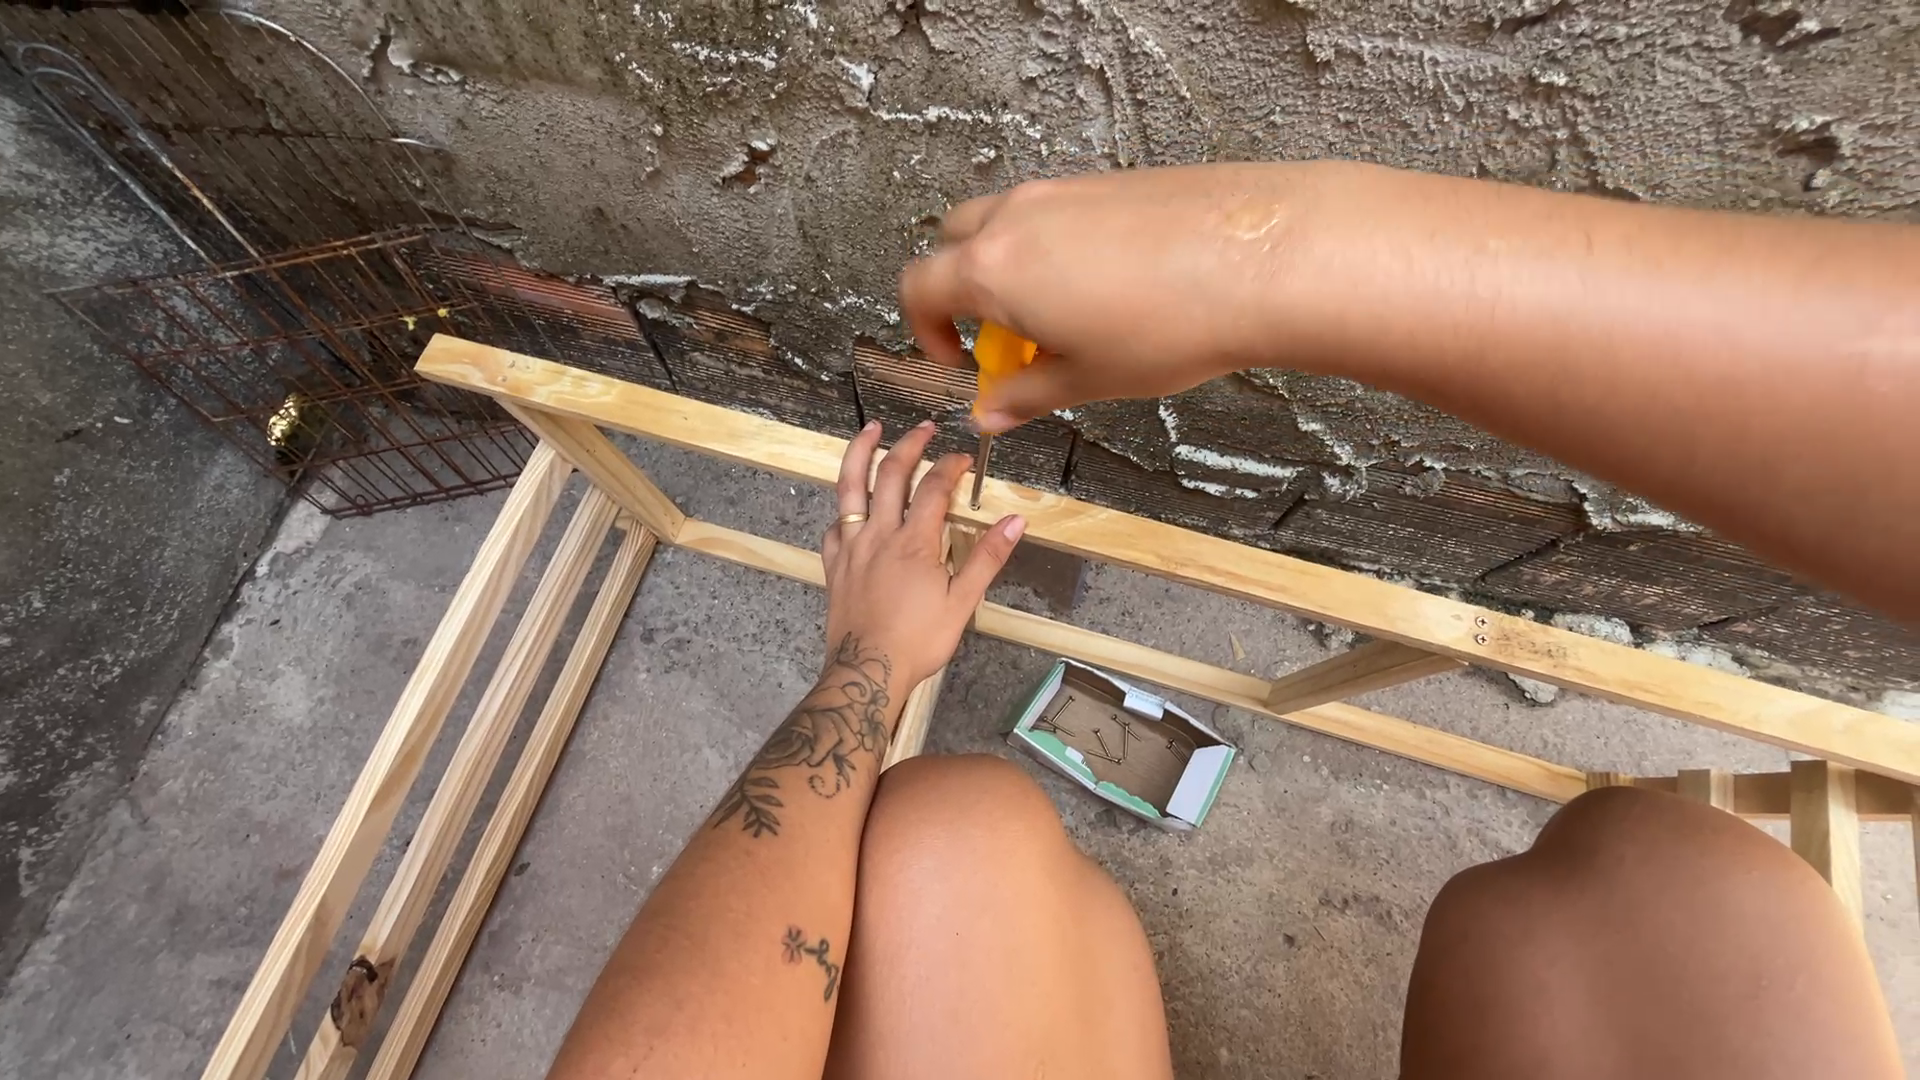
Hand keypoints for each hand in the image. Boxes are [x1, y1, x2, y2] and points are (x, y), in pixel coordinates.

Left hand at [821, 420, 1024, 689]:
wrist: (866, 671)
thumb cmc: (918, 640)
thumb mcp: (962, 603)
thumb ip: (986, 558)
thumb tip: (1014, 521)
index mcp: (914, 542)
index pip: (935, 487)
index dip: (951, 466)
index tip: (965, 457)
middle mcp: (879, 534)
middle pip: (891, 473)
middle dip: (910, 444)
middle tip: (924, 426)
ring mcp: (851, 546)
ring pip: (850, 487)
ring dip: (860, 453)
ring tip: (870, 429)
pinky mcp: (833, 564)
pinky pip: (834, 524)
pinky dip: (843, 508)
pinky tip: (849, 507)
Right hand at [898, 163, 1328, 431]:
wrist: (1262, 258)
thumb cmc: (1165, 327)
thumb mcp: (1083, 379)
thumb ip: (1023, 396)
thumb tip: (989, 415)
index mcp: (992, 268)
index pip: (920, 288)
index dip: (925, 332)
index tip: (961, 362)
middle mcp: (1017, 217)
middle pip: (955, 244)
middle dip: (963, 293)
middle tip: (1007, 339)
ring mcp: (1063, 190)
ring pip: (1006, 226)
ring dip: (1011, 272)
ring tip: (1063, 319)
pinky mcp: (1108, 181)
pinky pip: (1055, 213)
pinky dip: (1053, 250)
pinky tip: (1107, 289)